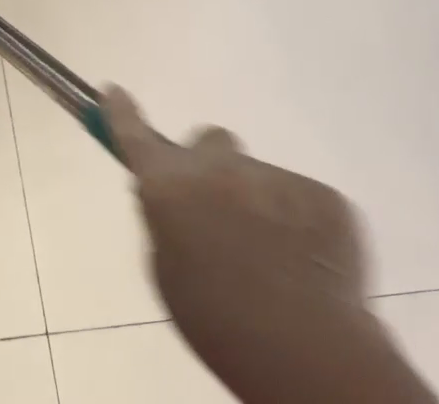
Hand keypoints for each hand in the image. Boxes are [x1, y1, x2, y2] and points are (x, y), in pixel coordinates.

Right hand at [103, 85, 438, 403]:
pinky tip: (312, 266)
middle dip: (213, 165)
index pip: (134, 134)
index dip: (122, 112)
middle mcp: (215, 168)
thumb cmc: (213, 317)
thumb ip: (169, 220)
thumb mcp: (166, 267)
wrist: (304, 347)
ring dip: (261, 202)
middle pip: (211, 141)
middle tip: (223, 210)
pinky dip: (303, 224)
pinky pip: (304, 201)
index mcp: (166, 185)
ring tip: (279, 259)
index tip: (115, 91)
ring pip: (260, 177)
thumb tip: (182, 204)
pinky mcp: (323, 196)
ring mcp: (273, 176)